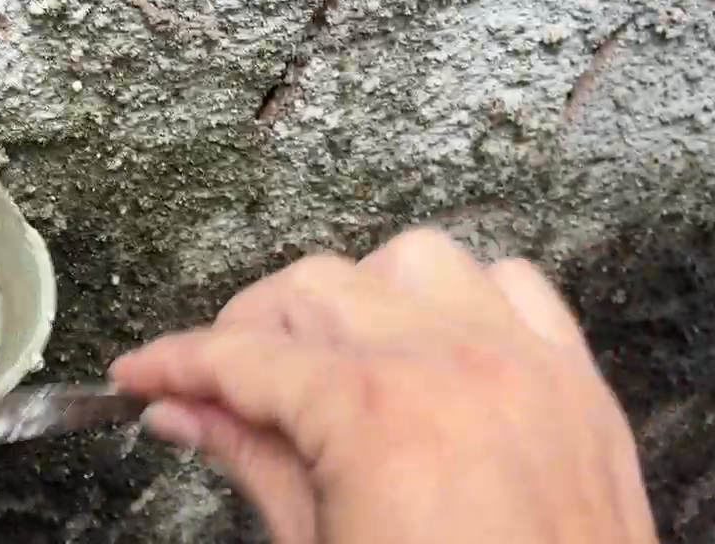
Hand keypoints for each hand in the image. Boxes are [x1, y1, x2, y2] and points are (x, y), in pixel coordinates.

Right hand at [110, 229, 655, 543]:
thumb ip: (240, 454)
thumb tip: (171, 409)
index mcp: (377, 412)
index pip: (238, 357)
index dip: (172, 362)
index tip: (138, 373)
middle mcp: (449, 363)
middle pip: (307, 289)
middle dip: (248, 331)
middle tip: (225, 384)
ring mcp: (520, 364)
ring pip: (406, 260)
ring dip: (357, 298)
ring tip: (332, 356)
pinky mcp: (577, 383)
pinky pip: (511, 284)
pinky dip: (459, 300)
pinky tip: (429, 346)